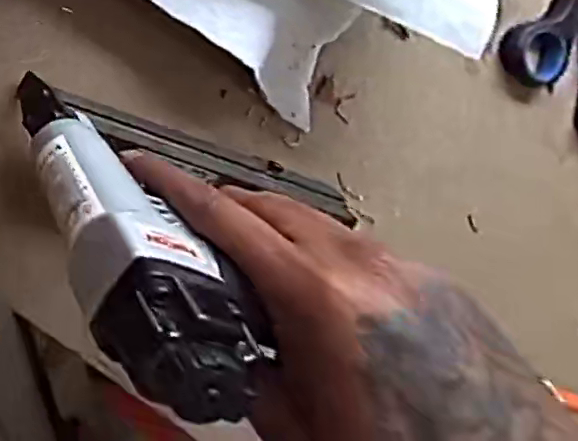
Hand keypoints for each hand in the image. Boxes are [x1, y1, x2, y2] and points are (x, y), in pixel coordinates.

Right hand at [126, 153, 577, 440]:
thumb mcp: (297, 424)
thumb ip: (246, 368)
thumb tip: (221, 343)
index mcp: (316, 296)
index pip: (219, 213)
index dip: (167, 181)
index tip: (139, 163)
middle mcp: (360, 268)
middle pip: (261, 202)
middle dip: (218, 205)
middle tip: (190, 223)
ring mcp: (404, 270)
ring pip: (309, 218)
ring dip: (270, 227)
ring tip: (255, 261)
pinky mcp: (438, 283)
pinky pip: (356, 245)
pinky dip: (321, 252)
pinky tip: (322, 292)